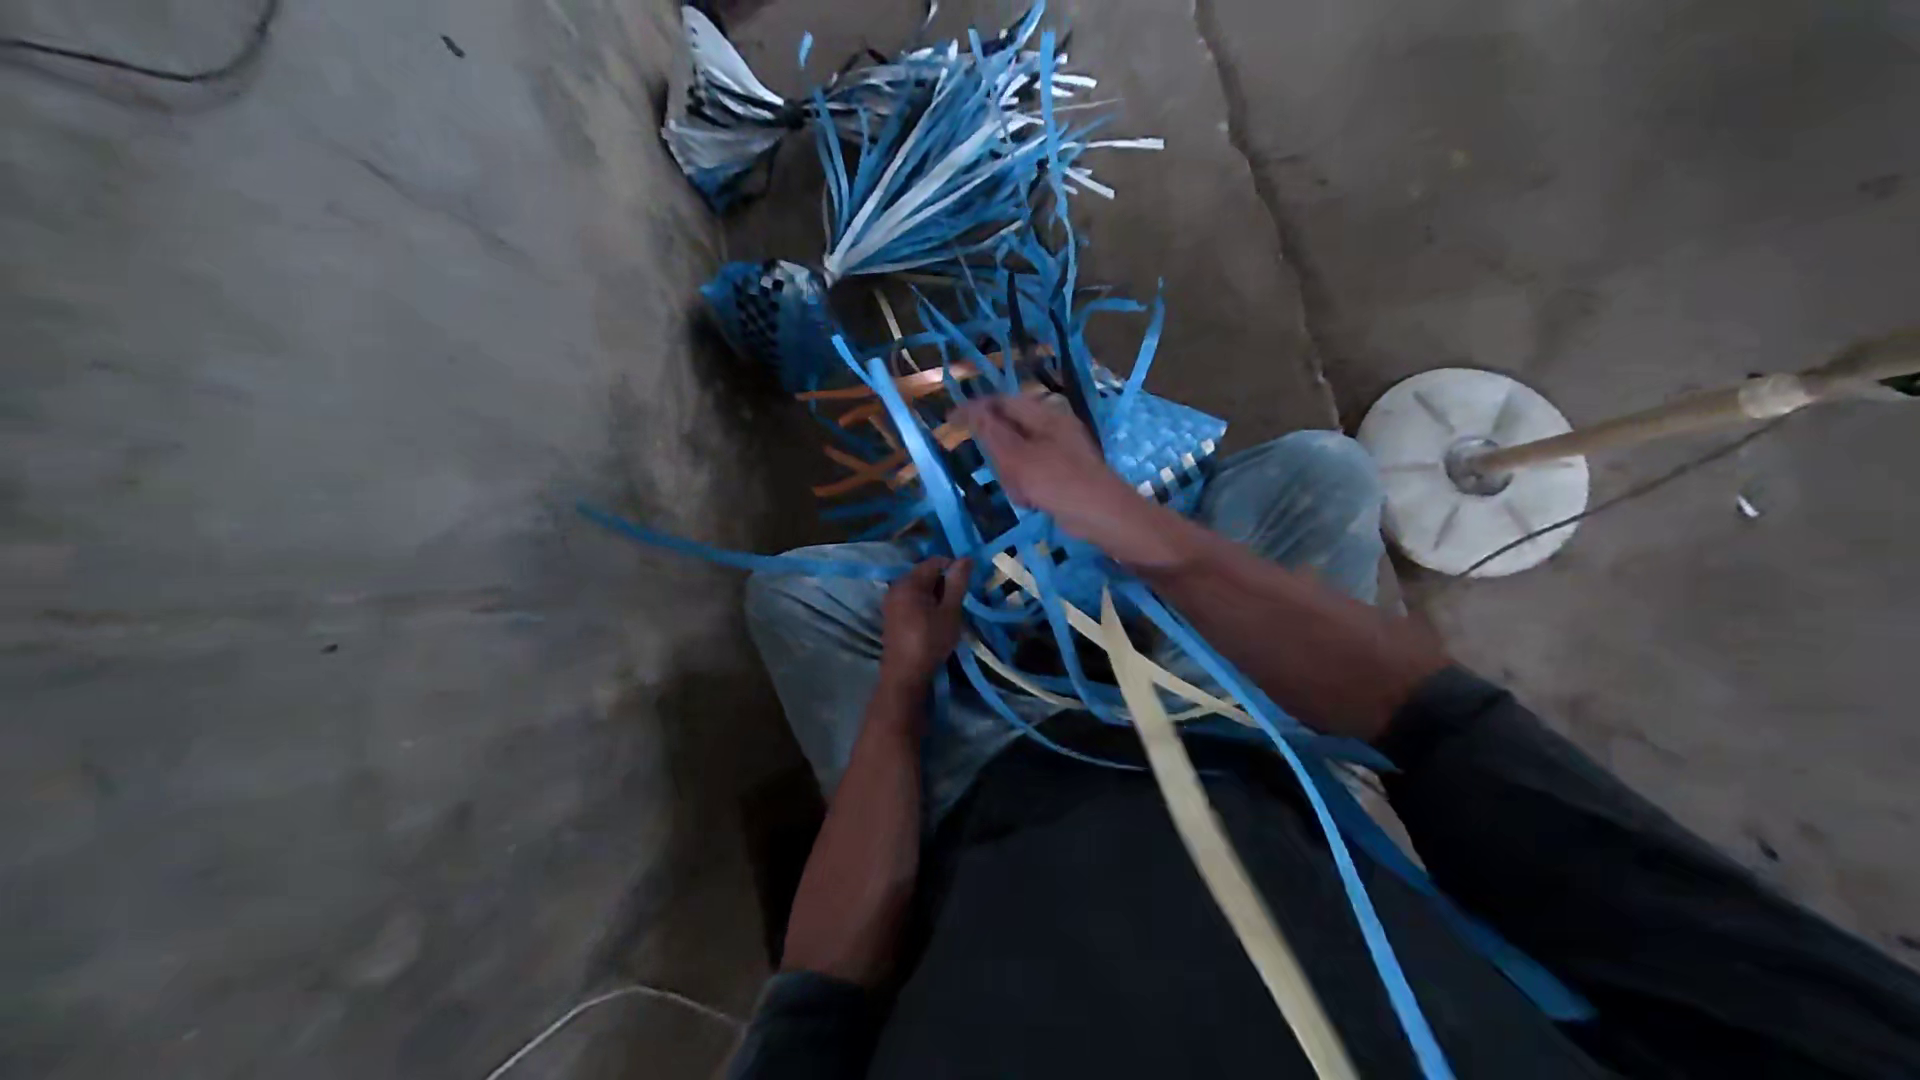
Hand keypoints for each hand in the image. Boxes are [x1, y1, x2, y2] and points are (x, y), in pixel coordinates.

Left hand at [878, 556, 971, 690]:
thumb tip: (966, 558)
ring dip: (935, 594)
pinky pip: (911, 598)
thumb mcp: (950, 611)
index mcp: (909, 582)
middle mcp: (896, 586)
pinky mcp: (891, 614)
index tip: (966, 585)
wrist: (905, 674)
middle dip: (944, 582)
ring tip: (948, 612)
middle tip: (958, 602)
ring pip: (919, 587)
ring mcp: (891, 600)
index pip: (935, 561)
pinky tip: (933, 619)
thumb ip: (957, 583)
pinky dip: (924, 603)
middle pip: (925, 573)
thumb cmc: (930, 641)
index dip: (954, 568)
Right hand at [959, 395, 1187, 566]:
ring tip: (1020, 492)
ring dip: (1012, 473)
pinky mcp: (1065, 471)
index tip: (950, 421)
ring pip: (1019, 454)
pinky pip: (1033, 472)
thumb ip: (992, 432)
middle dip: (999, 453)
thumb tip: (972, 409)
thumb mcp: (1017, 457)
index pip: (1001, 401)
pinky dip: (1026, 485)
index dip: (974, 409)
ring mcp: (1061, 448)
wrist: (1103, 515)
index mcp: (1044, 413)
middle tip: (1001, 474)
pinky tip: (1031, 501)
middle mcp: (1053, 425)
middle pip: (1009, 428)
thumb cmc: (1058, 482)